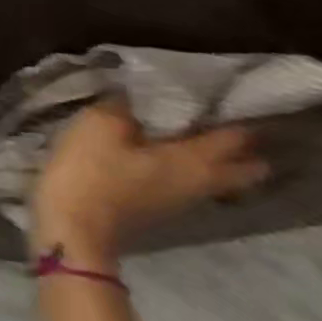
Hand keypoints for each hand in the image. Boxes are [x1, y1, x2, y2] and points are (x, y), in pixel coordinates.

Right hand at [30, 98, 269, 266]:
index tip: (221, 98)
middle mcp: (206, 182)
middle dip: (238, 146)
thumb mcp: (97, 126)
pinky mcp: (162, 207)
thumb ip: (121, 108)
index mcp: (198, 160)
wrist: (75, 224)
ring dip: (211, 158)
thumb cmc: (92, 171)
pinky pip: (190, 182)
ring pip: (219, 176)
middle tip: (211, 120)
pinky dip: (184, 168)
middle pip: (246, 166)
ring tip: (181, 134)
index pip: (237, 136)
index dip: (235, 116)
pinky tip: (156, 155)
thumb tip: (133, 97)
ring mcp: (186, 200)